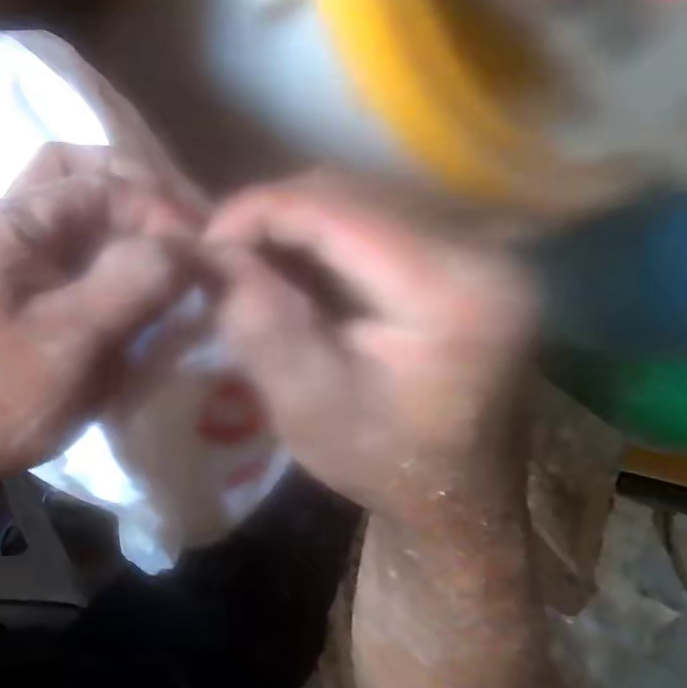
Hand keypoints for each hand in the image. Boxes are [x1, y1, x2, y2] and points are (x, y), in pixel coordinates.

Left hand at [0, 146, 198, 483]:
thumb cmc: (4, 395)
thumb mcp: (74, 337)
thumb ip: (135, 279)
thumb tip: (192, 244)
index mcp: (9, 223)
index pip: (99, 184)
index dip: (157, 208)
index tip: (200, 247)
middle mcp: (10, 224)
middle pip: (82, 175)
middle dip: (140, 193)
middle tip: (186, 226)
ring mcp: (17, 255)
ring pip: (82, 210)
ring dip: (129, 220)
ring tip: (174, 248)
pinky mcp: (29, 286)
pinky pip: (81, 250)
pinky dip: (118, 253)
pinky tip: (145, 278)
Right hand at [205, 173, 537, 521]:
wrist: (459, 494)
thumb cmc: (385, 463)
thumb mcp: (308, 408)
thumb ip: (262, 326)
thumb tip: (212, 254)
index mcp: (451, 292)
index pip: (339, 211)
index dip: (258, 211)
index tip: (204, 243)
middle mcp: (482, 249)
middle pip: (352, 193)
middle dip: (272, 215)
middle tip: (222, 256)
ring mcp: (480, 245)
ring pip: (362, 195)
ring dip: (296, 220)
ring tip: (253, 261)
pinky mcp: (466, 251)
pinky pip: (379, 214)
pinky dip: (324, 231)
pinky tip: (296, 265)